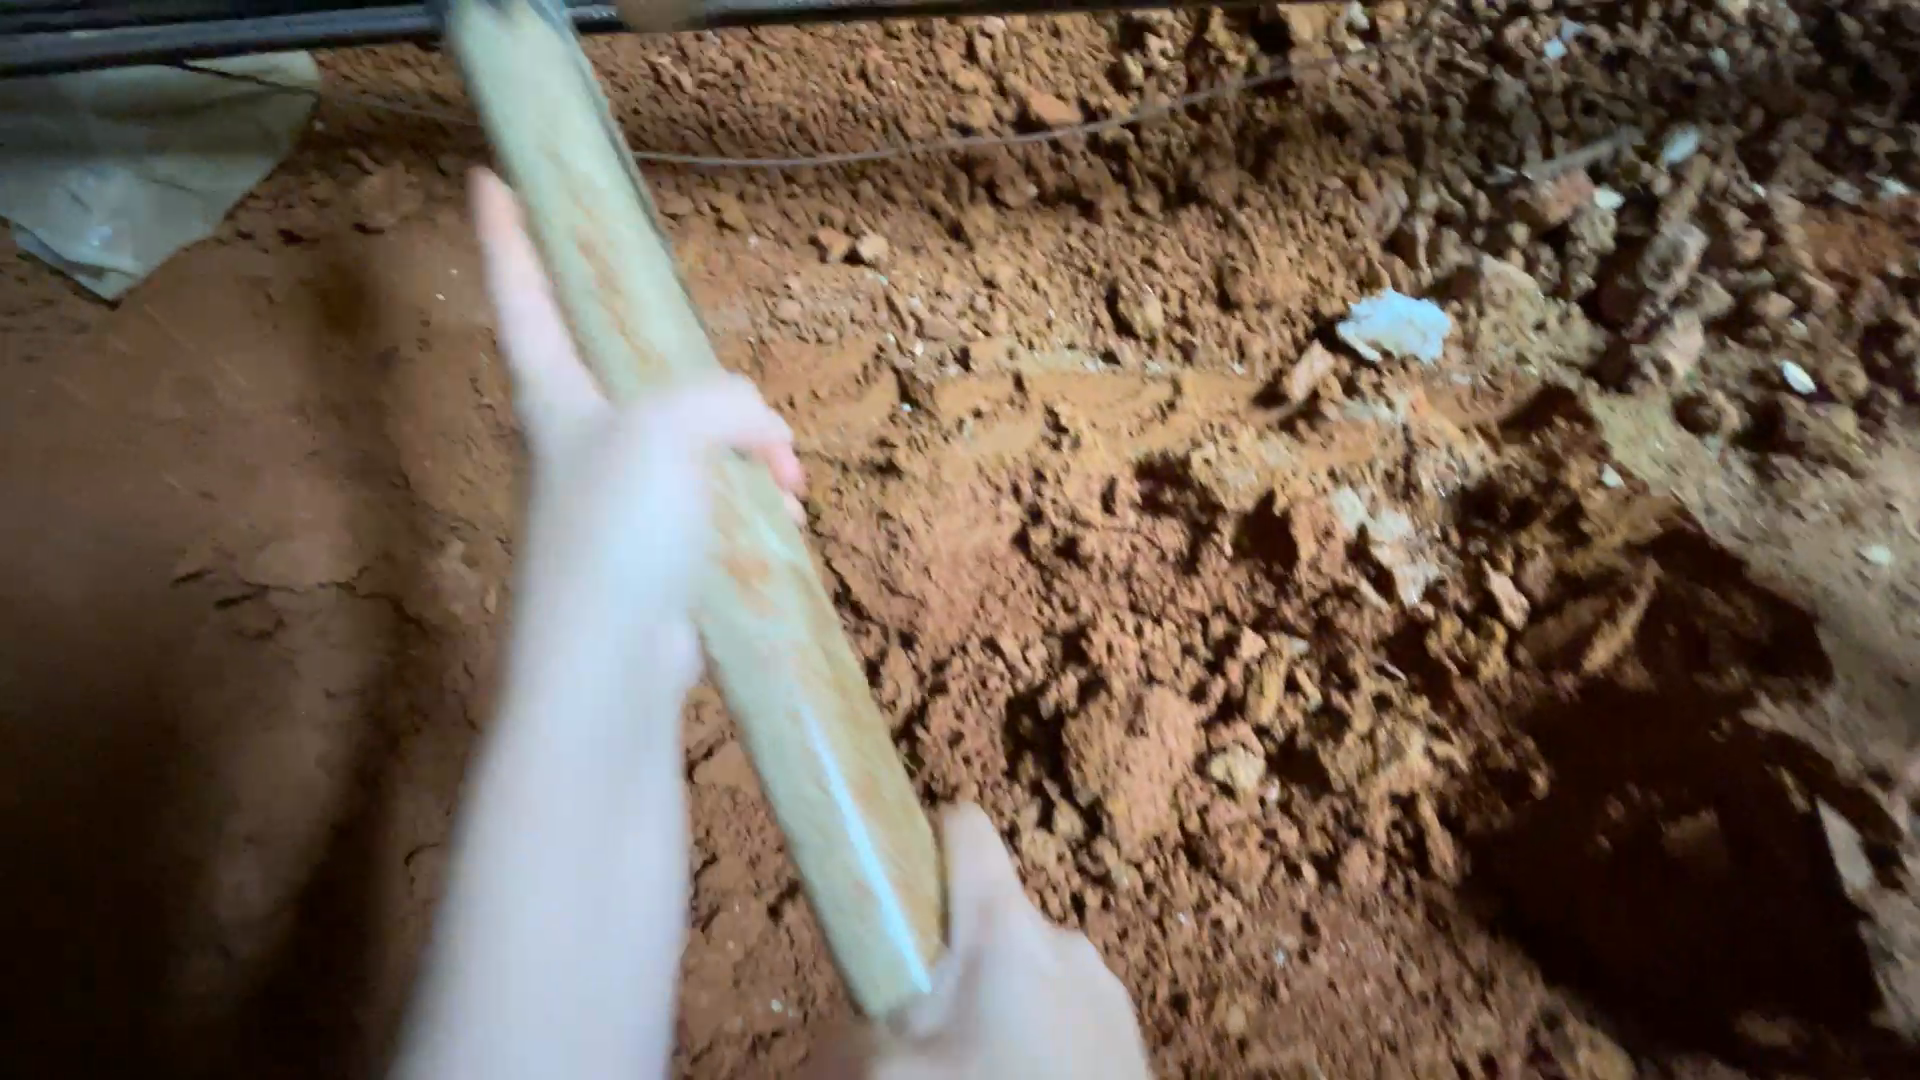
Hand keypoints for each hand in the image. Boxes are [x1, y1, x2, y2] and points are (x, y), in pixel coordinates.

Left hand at [470, 167, 803, 693]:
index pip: (525, 296)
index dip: (509, 236)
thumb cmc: (617, 533)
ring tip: (788, 488)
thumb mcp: (669, 431)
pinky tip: (786, 524)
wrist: (615, 661)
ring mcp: (634, 498)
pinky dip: (762, 506)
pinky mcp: (671, 546)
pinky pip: (727, 501)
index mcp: (560, 396)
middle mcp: (591, 441)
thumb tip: (768, 438)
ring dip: (760, 460)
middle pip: (653, 377)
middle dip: (721, 395)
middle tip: (763, 426)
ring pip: (709, 446)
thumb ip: (725, 402)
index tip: (489, 176)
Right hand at [816, 805, 1152, 1079]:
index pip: (963, 827)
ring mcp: (1101, 981)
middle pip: (988, 913)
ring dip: (996, 998)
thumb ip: (848, 1033)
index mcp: (1004, 926)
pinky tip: (1023, 1076)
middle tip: (931, 1025)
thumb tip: (832, 1026)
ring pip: (1025, 962)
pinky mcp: (1128, 1028)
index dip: (925, 841)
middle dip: (953, 957)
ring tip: (979, 1062)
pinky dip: (1038, 1028)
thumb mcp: (893, 1076)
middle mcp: (1059, 935)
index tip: (899, 889)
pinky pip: (1065, 1002)